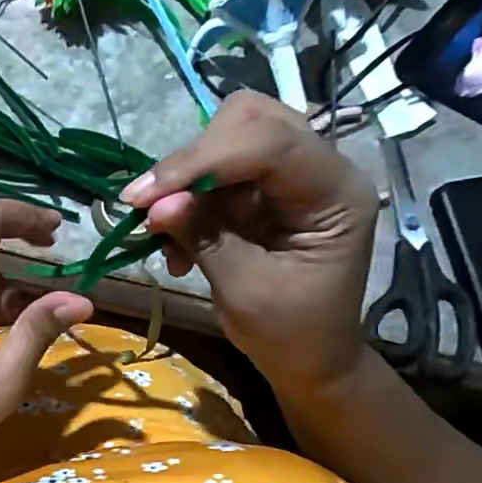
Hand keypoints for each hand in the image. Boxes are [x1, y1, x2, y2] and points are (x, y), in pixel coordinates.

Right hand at [123, 91, 379, 389]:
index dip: (204, 159)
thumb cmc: (291, 334)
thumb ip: (204, 239)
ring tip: (162, 234)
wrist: (310, 361)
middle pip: (250, 121)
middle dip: (194, 159)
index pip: (271, 144)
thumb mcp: (245, 291)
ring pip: (227, 141)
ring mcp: (290, 179)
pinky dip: (187, 204)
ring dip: (184, 183)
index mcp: (335, 193)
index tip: (146, 195)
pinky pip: (215, 178)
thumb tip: (155, 204)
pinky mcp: (263, 193)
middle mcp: (318, 170)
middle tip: (150, 204)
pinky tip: (177, 247)